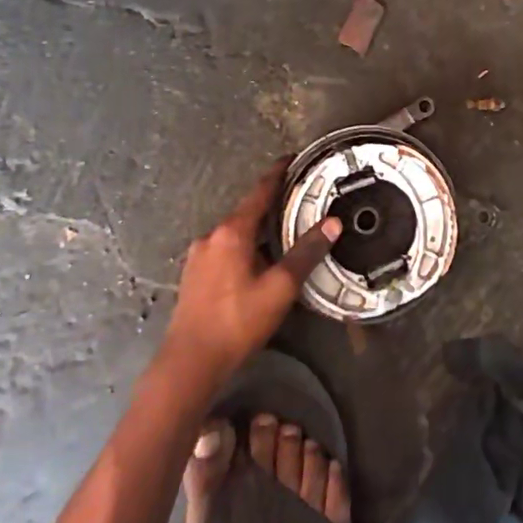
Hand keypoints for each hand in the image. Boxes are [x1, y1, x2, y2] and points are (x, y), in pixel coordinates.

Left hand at [161, 160, 341, 381]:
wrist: (189, 364)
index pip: (260, 192)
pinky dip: (245, 246)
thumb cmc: (237, 322)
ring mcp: (198, 256)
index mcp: (232, 232)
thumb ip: (306, 252)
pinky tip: (257, 262)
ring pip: (235, 232)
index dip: (278, 174)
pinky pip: (225, 249)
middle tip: (299, 201)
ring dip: (258, 229)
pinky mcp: (193, 275)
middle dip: (272, 205)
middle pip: (247, 211)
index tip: (292, 159)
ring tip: (283, 234)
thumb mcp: (280, 287)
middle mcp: (212, 236)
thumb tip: (332, 223)